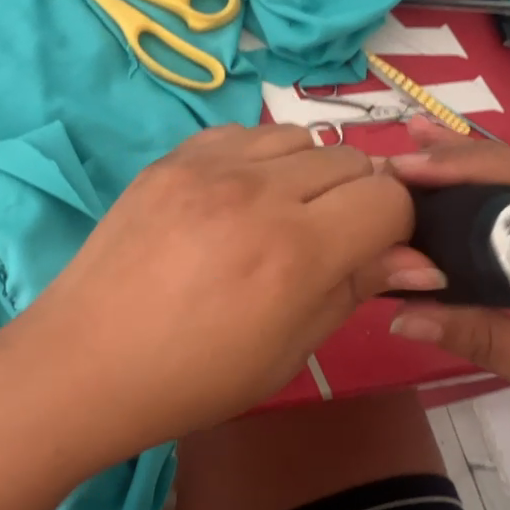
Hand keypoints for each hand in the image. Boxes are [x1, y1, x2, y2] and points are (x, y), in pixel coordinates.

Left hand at [0, 124, 424, 461]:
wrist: (87, 358)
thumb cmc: (194, 376)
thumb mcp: (290, 350)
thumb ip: (355, 288)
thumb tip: (421, 259)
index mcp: (295, 251)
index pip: (388, 198)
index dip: (394, 226)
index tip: (372, 251)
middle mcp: (258, 192)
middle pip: (349, 161)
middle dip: (355, 198)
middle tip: (324, 239)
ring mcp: (209, 165)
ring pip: (299, 136)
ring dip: (307, 171)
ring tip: (276, 214)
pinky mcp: (172, 156)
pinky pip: (243, 132)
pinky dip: (257, 156)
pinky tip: (233, 196)